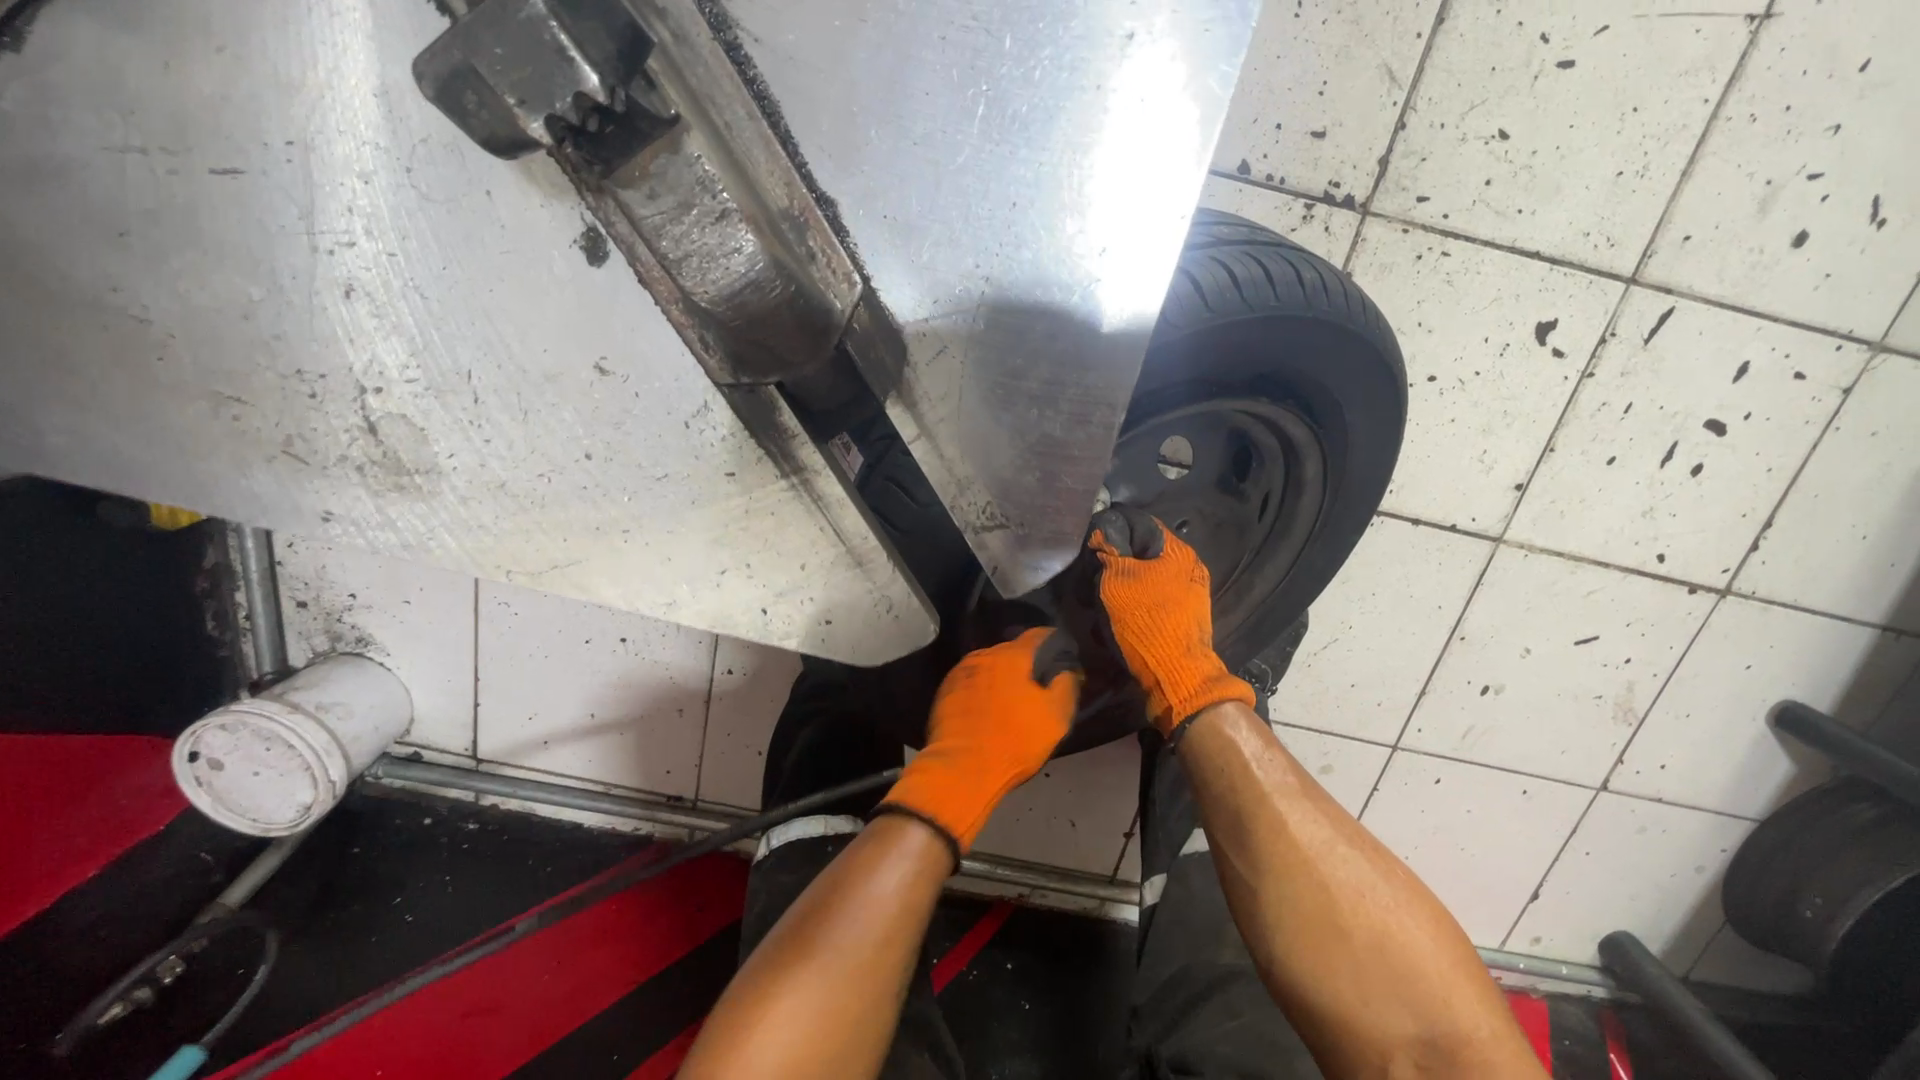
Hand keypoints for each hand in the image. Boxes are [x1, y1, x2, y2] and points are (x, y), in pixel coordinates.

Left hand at [875, 627, 1080, 858]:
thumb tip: (1065, 669)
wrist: (961, 769)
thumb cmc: (1014, 741)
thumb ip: (1065, 685)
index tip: (1064, 658)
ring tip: (1010, 698)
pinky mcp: (943, 693)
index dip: (1055, 644)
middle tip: (1037, 685)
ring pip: (988, 666)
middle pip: (1011, 650)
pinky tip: (987, 708)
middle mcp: (982, 655)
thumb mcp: (1055, 717)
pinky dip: (982, 689)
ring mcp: (959, 673)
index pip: (1039, 635)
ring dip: (1001, 676)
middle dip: (1026, 663)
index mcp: (1011, 655)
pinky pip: (971, 682)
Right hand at [1087, 505, 1252, 734]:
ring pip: (1148, 573)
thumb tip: (1101, 533)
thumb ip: (1110, 551)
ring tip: (1101, 592)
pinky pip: (1155, 594)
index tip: (1090, 540)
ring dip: (1124, 580)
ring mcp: (1191, 591)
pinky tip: (1119, 610)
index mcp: (1179, 551)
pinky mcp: (1186, 614)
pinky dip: (1136, 596)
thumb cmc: (1147, 622)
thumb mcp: (1117, 582)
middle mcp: (1190, 566)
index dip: (1112, 527)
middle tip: (1092, 568)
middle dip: (1117, 557)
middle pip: (1145, 549)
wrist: (1178, 675)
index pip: (1139, 522)